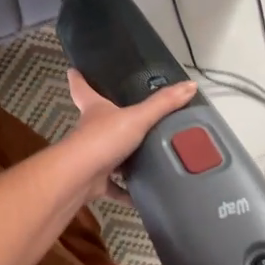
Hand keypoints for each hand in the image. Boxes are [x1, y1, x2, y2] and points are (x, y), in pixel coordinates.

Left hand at [60, 71, 196, 201]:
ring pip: (107, 154)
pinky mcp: (95, 181)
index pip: (82, 88)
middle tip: (128, 115)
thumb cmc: (104, 139)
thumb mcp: (137, 117)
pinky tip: (143, 194)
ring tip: (146, 155)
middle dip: (108, 118)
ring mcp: (92, 157)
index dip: (78, 78)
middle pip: (96, 121)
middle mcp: (90, 131)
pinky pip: (114, 186)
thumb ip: (163, 104)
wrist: (81, 178)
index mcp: (94, 110)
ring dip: (122, 157)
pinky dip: (127, 192)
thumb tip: (191, 84)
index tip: (74, 70)